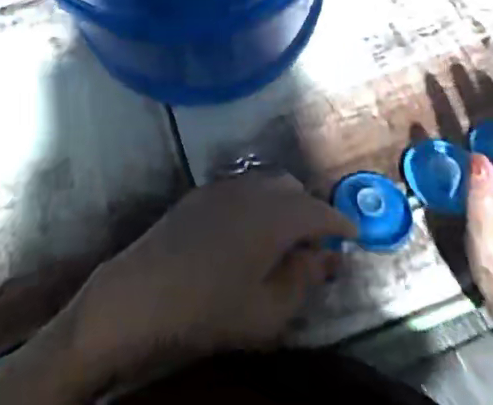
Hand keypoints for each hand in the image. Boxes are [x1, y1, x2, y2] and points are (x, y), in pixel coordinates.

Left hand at [0, 171, 352, 402]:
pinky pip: (239, 189)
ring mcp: (220, 188)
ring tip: (283, 238)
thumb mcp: (268, 310)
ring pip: (264, 183)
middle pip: (292, 188)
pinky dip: (256, 203)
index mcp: (274, 215)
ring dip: (282, 203)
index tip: (353, 236)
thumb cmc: (209, 309)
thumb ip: (304, 278)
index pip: (319, 209)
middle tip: (316, 242)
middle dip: (309, 209)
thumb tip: (327, 256)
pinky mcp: (197, 195)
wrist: (139, 295)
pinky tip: (247, 232)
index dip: (340, 221)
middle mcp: (250, 190)